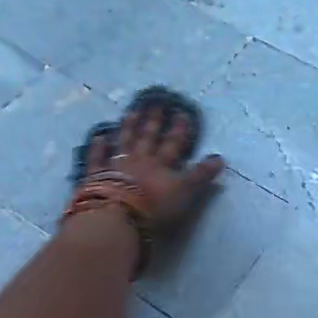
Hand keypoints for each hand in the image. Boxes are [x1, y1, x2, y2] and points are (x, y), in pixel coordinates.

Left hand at [78, 87, 224, 229]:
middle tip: (157, 103)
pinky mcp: (97, 175)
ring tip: (133, 111)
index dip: (180, 129)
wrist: (118, 215)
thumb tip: (220, 158)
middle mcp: (139, 159)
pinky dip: (98, 147)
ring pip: (124, 141)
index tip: (183, 113)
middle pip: (148, 137)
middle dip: (154, 120)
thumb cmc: (154, 207)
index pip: (173, 143)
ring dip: (129, 126)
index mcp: (161, 164)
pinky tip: (99, 137)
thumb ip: (200, 176)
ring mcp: (116, 165)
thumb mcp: (185, 192)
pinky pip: (98, 158)